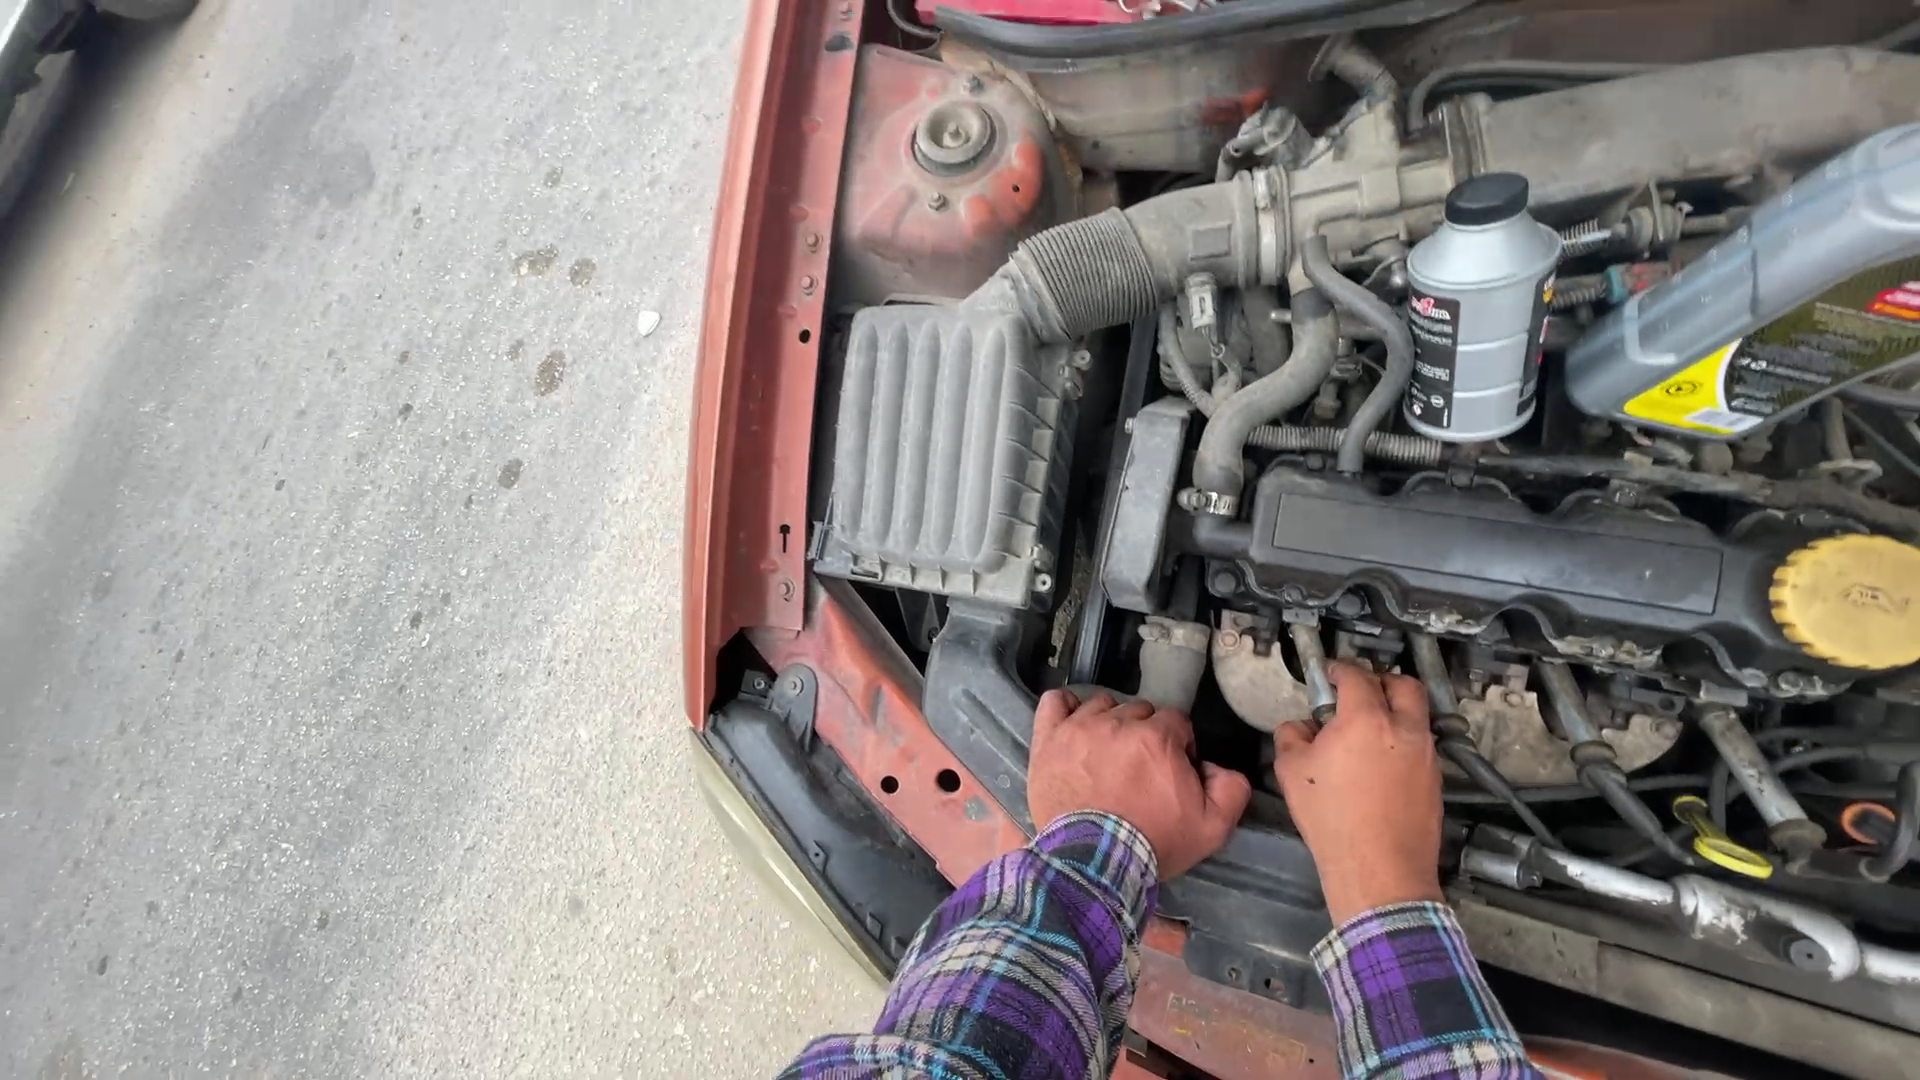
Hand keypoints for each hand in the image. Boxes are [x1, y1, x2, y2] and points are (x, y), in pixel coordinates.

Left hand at [1028, 689, 1251, 880]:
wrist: (1093, 861)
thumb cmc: (1151, 842)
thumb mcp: (1211, 827)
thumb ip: (1230, 789)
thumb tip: (1218, 767)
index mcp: (1157, 737)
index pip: (1176, 721)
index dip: (1178, 743)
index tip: (1171, 768)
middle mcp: (1117, 722)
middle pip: (1138, 710)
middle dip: (1144, 732)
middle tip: (1139, 765)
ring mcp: (1079, 727)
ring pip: (1101, 704)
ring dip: (1108, 720)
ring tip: (1106, 751)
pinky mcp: (1049, 737)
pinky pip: (1055, 702)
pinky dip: (1063, 706)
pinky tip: (1071, 722)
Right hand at [1274, 662, 1444, 923]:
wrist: (1379, 868)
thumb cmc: (1332, 817)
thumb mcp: (1290, 769)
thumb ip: (1292, 735)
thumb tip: (1303, 728)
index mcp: (1366, 719)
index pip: (1356, 676)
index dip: (1339, 669)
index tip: (1329, 673)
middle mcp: (1404, 730)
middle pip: (1404, 684)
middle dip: (1380, 680)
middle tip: (1358, 691)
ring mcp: (1427, 756)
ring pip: (1418, 715)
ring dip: (1395, 710)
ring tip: (1368, 728)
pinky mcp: (1436, 780)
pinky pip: (1422, 744)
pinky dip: (1403, 740)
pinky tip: (1379, 761)